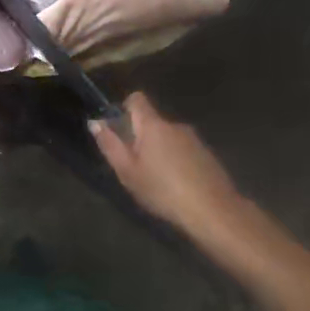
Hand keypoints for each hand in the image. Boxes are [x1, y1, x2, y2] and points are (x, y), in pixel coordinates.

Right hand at [91, 93, 243, 233]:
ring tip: (154, 178)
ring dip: (157, 150)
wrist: (213, 211)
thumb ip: (110, 145)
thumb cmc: (163, 190)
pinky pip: (182, 149)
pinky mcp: (207, 154)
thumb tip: (95, 122)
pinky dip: (174, 160)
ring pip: (167, 137)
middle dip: (139, 137)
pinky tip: (174, 184)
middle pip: (151, 121)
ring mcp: (194, 139)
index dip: (124, 109)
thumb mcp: (128, 172)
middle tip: (132, 165)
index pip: (137, 99)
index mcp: (153, 126)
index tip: (118, 130)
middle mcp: (175, 125)